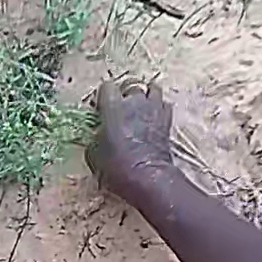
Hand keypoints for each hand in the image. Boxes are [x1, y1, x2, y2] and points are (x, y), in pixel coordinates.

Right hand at [86, 80, 173, 205]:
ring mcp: (153, 109)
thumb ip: (95, 138)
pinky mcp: (167, 120)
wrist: (146, 177)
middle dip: (125, 93)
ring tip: (140, 108)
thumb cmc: (116, 167)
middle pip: (130, 84)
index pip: (106, 87)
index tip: (100, 109)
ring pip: (152, 89)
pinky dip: (159, 109)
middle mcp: (134, 101)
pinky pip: (164, 105)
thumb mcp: (94, 155)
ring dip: (145, 96)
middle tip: (120, 108)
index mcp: (113, 106)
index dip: (103, 97)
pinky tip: (153, 119)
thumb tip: (98, 135)